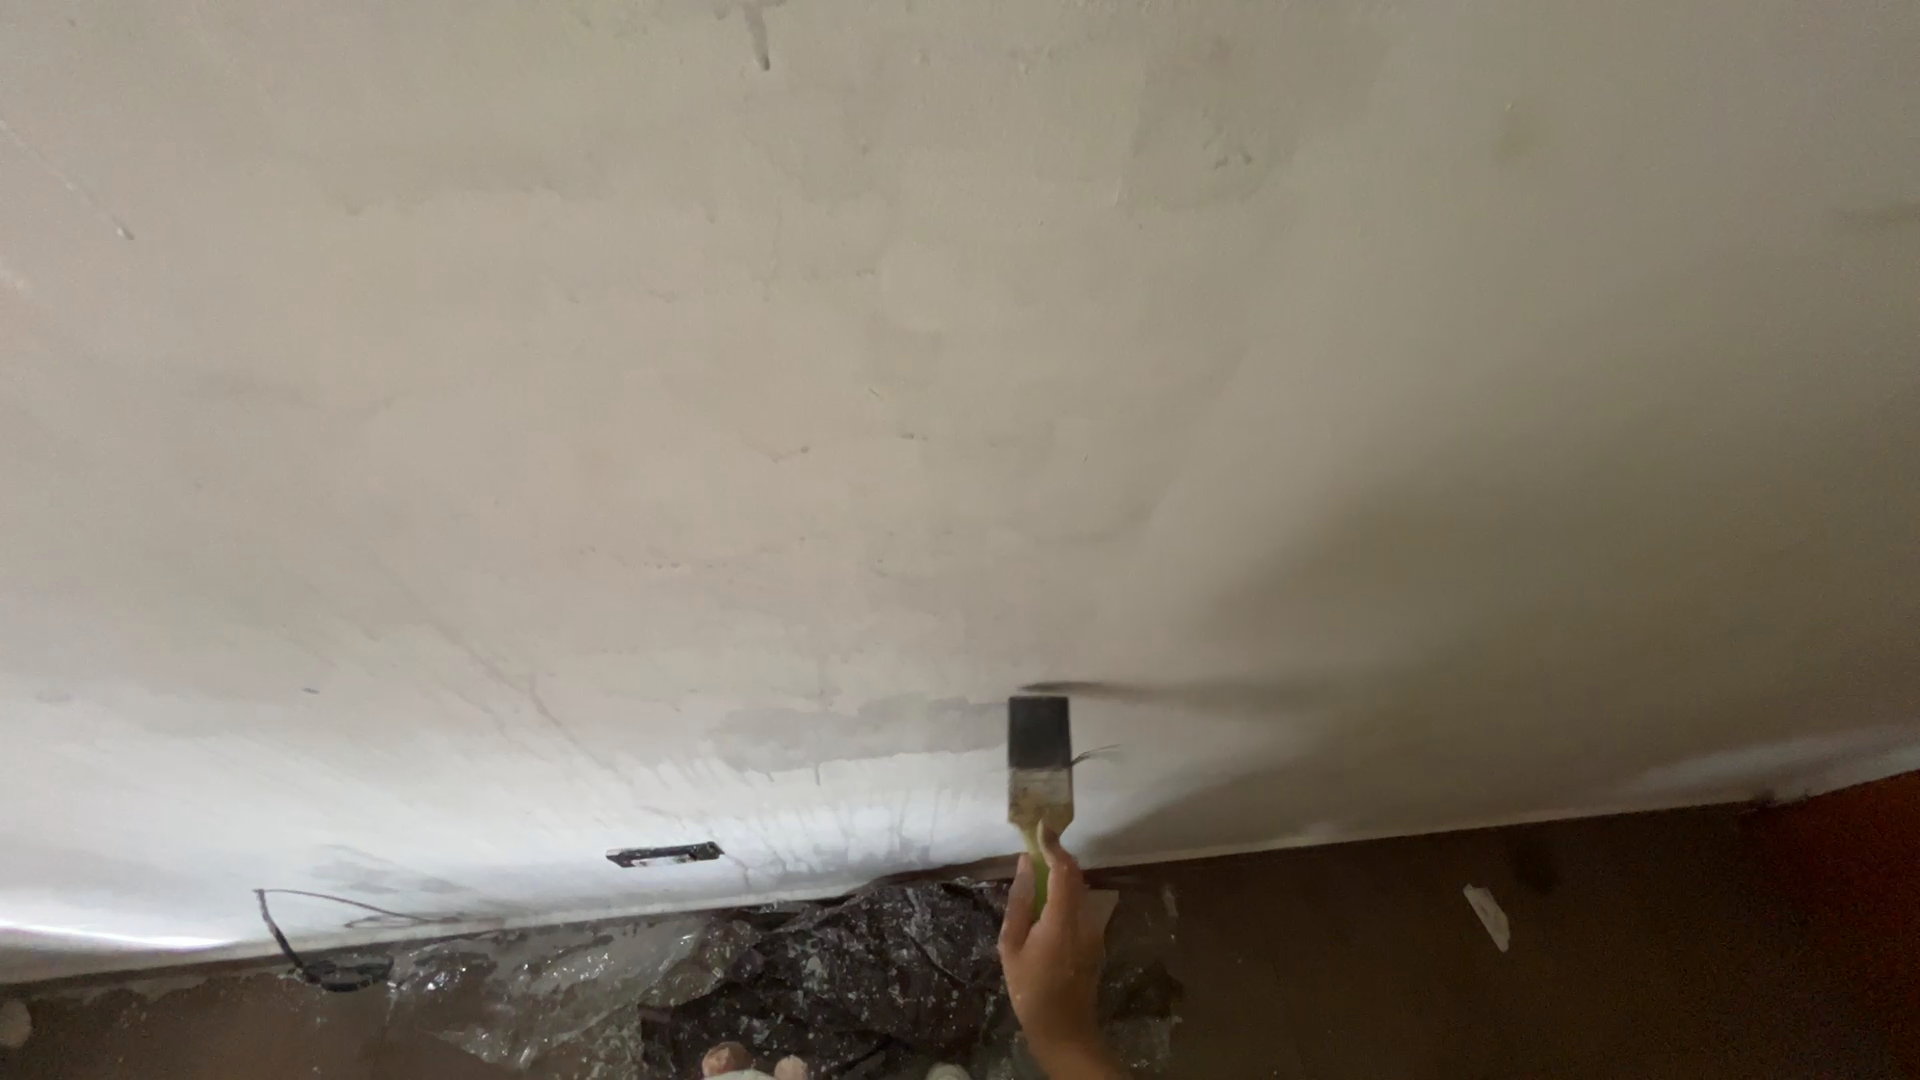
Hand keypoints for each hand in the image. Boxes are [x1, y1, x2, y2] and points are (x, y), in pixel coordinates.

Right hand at [999, 830, 1123, 1076]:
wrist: (1065, 1032)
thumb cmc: (1030, 991)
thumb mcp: (1011, 946)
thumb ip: (1020, 901)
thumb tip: (1026, 863)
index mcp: (1062, 920)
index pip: (1063, 870)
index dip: (1054, 845)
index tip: (1042, 825)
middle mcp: (1085, 920)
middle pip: (1075, 875)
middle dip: (1057, 855)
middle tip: (1037, 843)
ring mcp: (1095, 931)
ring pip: (1080, 889)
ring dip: (1062, 874)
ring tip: (1039, 871)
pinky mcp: (1096, 940)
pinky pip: (1081, 905)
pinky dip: (1066, 893)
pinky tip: (1048, 903)